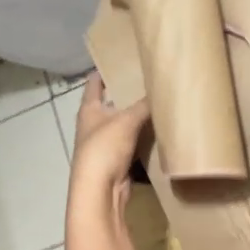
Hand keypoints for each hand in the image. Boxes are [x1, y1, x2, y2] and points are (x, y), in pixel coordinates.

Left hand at [68, 75, 151, 212]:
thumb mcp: (126, 120)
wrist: (100, 190)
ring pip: (124, 123)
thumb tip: (161, 90)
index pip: (94, 83)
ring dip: (138, 116)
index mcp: (89, 109)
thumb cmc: (105, 148)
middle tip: (150, 78)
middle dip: (128, 92)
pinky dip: (144, 137)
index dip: (105, 70)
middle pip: (111, 103)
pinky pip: (133, 142)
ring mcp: (105, 143)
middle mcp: (94, 124)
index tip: (121, 59)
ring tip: (160, 100)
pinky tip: (160, 129)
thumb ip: (143, 105)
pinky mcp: (117, 159)